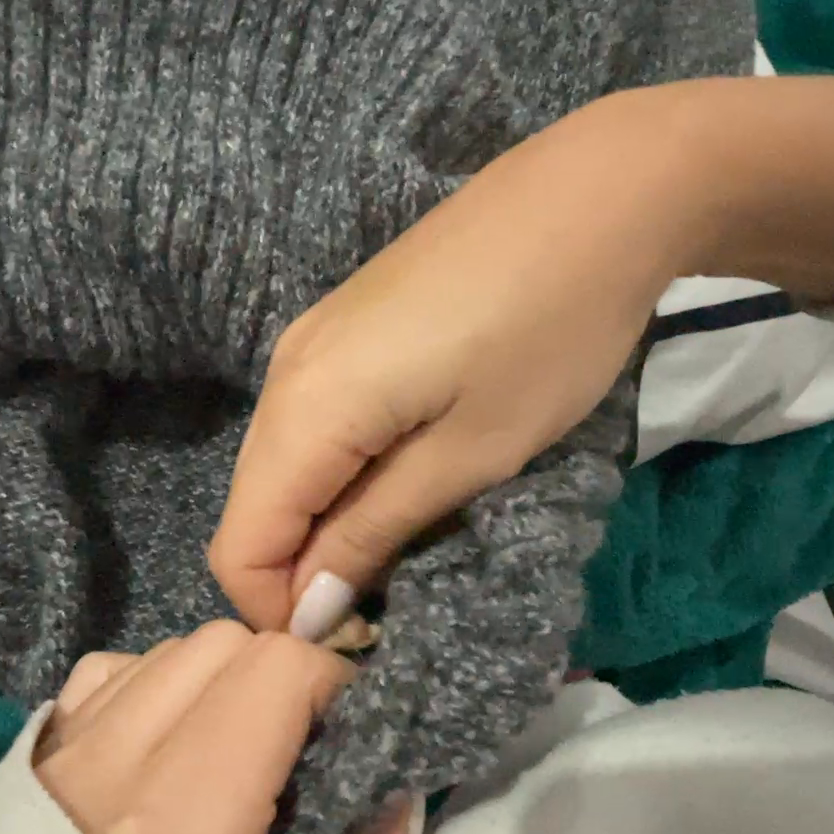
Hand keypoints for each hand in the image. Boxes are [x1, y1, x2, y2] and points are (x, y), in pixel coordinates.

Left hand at [35, 621, 423, 833]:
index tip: (345, 732)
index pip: (275, 669)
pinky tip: (162, 741)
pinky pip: (111, 672)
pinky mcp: (37, 751)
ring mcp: (61, 750)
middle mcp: (106, 766)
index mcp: (175, 825)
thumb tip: (388, 789)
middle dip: (277, 677)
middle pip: (223, 645)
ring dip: (217, 680)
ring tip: (226, 745)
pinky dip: (153, 685)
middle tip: (292, 739)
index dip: (331, 683)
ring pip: (168, 651)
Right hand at [209, 89, 708, 636]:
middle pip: (251, 509)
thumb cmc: (549, 333)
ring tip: (400, 542)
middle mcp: (283, 375)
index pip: (239, 546)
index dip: (280, 612)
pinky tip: (397, 474)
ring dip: (321, 526)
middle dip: (300, 574)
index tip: (356, 640)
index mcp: (305, 410)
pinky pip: (308, 428)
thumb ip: (373, 533)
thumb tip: (309, 612)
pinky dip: (335, 476)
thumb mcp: (470, 454)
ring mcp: (307, 343)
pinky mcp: (339, 331)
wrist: (594, 193)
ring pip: (278, 470)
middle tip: (385, 602)